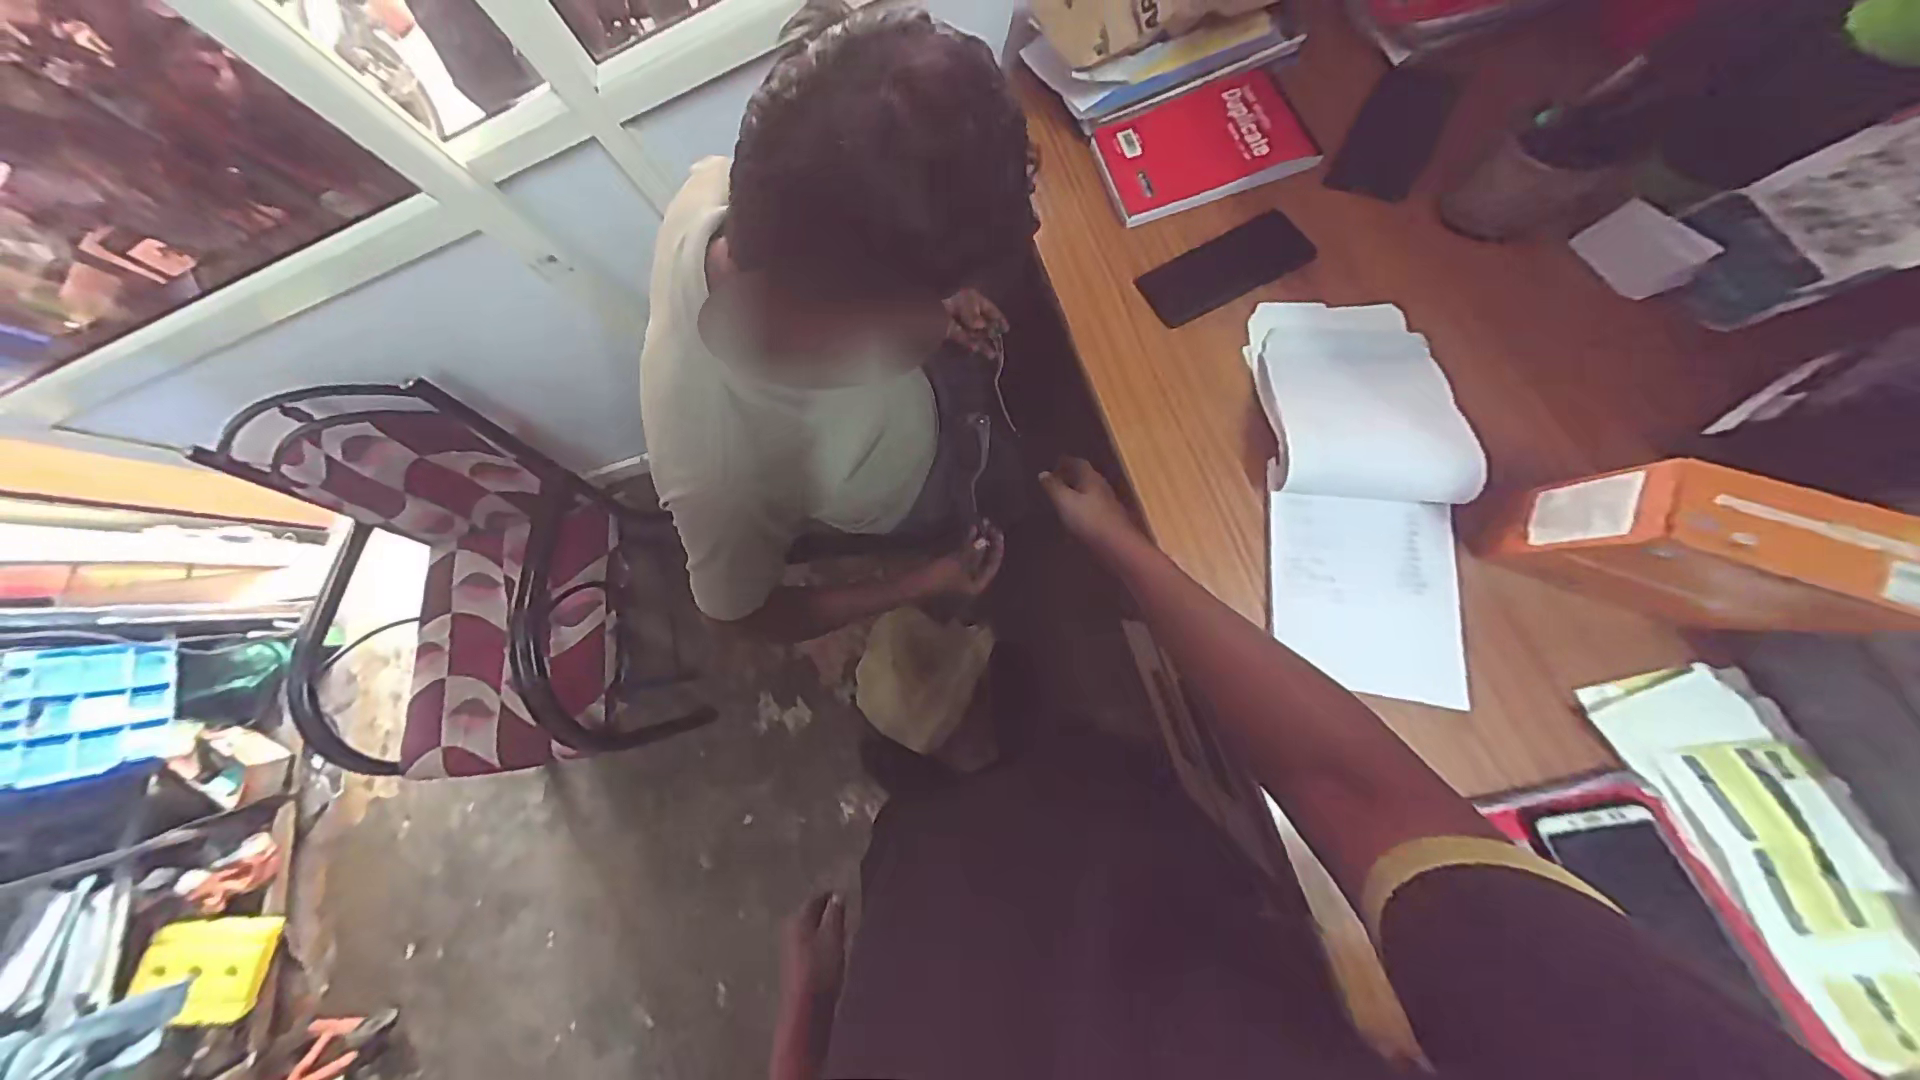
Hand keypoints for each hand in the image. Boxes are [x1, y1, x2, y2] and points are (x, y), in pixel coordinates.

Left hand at [780, 892, 846, 1001]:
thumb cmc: (821, 967)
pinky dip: (821, 942)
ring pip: (811, 929)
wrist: (805, 1010)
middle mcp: (790, 928)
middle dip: (828, 911)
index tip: (849, 897)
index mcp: (799, 917)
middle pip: (812, 912)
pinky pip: (810, 943)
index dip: (833, 896)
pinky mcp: (794, 965)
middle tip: (848, 913)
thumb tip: (838, 894)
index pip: (817, 897)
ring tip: (844, 931)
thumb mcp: (833, 935)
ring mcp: (790, 948)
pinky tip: (832, 949)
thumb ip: (835, 912)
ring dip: (825, 927)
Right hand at [906, 524, 1006, 601]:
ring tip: (979, 525)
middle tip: (988, 525)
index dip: (996, 547)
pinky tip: (966, 533)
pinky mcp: (947, 574)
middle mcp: (970, 586)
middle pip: (984, 562)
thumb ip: (972, 548)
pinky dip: (965, 547)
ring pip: (973, 559)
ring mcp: (958, 581)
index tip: (995, 529)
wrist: (908, 584)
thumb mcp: (956, 560)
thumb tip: (983, 538)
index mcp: (976, 587)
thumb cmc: (935, 575)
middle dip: (986, 544)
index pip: (993, 565)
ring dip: (975, 543)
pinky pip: (962, 559)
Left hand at [943, 288, 1007, 355]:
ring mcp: (959, 321)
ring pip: (974, 333)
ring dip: (983, 342)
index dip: (998, 318)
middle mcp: (967, 309)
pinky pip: (965, 338)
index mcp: (973, 298)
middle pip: (982, 322)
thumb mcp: (972, 306)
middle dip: (991, 332)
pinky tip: (977, 350)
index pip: (989, 308)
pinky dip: (971, 344)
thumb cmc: (958, 304)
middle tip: (999, 341)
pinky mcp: (952, 331)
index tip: (1006, 329)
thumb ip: (977, 317)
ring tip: (992, 354)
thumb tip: (980, 325)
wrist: (936, 310)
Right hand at [1039, 457, 1142, 556]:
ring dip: (1076, 493)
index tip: (1053, 465)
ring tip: (1062, 498)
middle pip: (1085, 477)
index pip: (1078, 463)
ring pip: (1089, 492)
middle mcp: (1102, 487)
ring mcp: (1107, 504)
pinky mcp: (1109, 519)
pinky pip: (1092, 507)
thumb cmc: (1088, 520)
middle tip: (1055, 481)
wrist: (1116, 545)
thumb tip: (1043, 473)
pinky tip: (1074, 518)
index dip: (1065, 462)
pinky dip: (1081, 507)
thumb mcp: (1065, 501)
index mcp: (1091, 479)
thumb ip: (1054, 487)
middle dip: (1070, 477)